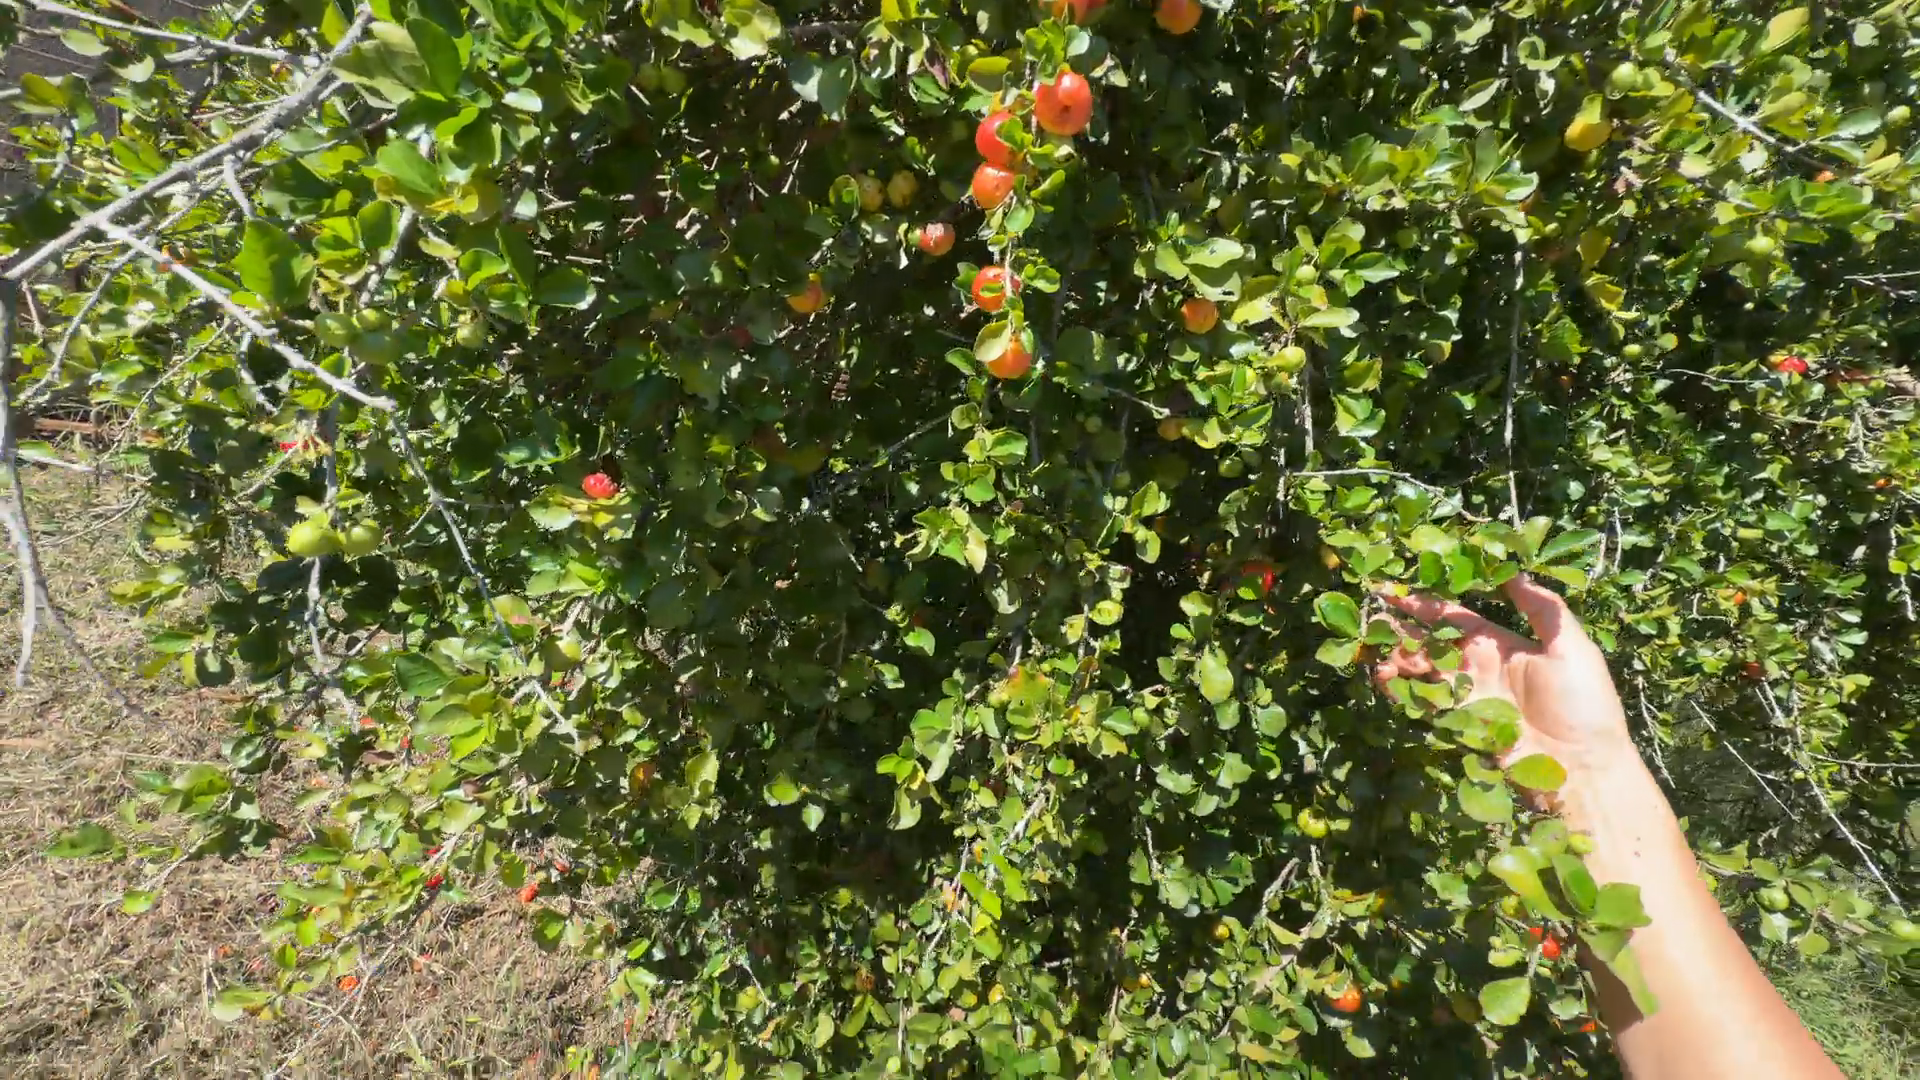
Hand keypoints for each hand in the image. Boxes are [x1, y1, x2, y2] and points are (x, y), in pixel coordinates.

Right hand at [1372, 574, 1641, 819]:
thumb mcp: (1572, 650)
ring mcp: (1459, 690)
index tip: (1390, 590)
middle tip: (1369, 616)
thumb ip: (1542, 609)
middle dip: (1396, 626)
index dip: (1420, 602)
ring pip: (1414, 664)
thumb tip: (1516, 572)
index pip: (1448, 614)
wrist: (1581, 768)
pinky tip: (1384, 675)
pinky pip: (1415, 696)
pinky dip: (1395, 685)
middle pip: (1424, 637)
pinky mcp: (1452, 716)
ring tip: (1375, 648)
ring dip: (1392, 654)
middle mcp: (1471, 663)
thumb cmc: (1584, 705)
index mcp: (1495, 642)